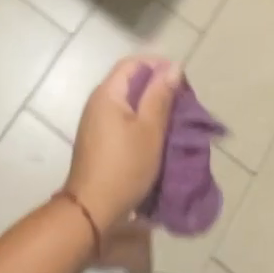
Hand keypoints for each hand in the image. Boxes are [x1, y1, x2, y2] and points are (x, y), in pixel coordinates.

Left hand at [64, 56, 180, 229]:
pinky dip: (139, 120)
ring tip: (173, 118)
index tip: (181, 81)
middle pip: (129, 80)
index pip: (133, 63)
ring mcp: (95, 121)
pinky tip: (155, 135)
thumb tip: (173, 66)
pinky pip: (121, 118)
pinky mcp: (97, 139)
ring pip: (126, 101)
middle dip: (156, 86)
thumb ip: (160, 96)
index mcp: (107, 93)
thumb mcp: (149, 130)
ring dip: (150, 105)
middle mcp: (97, 101)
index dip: (158, 65)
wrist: (92, 209)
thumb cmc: (124, 166)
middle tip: (181, 101)